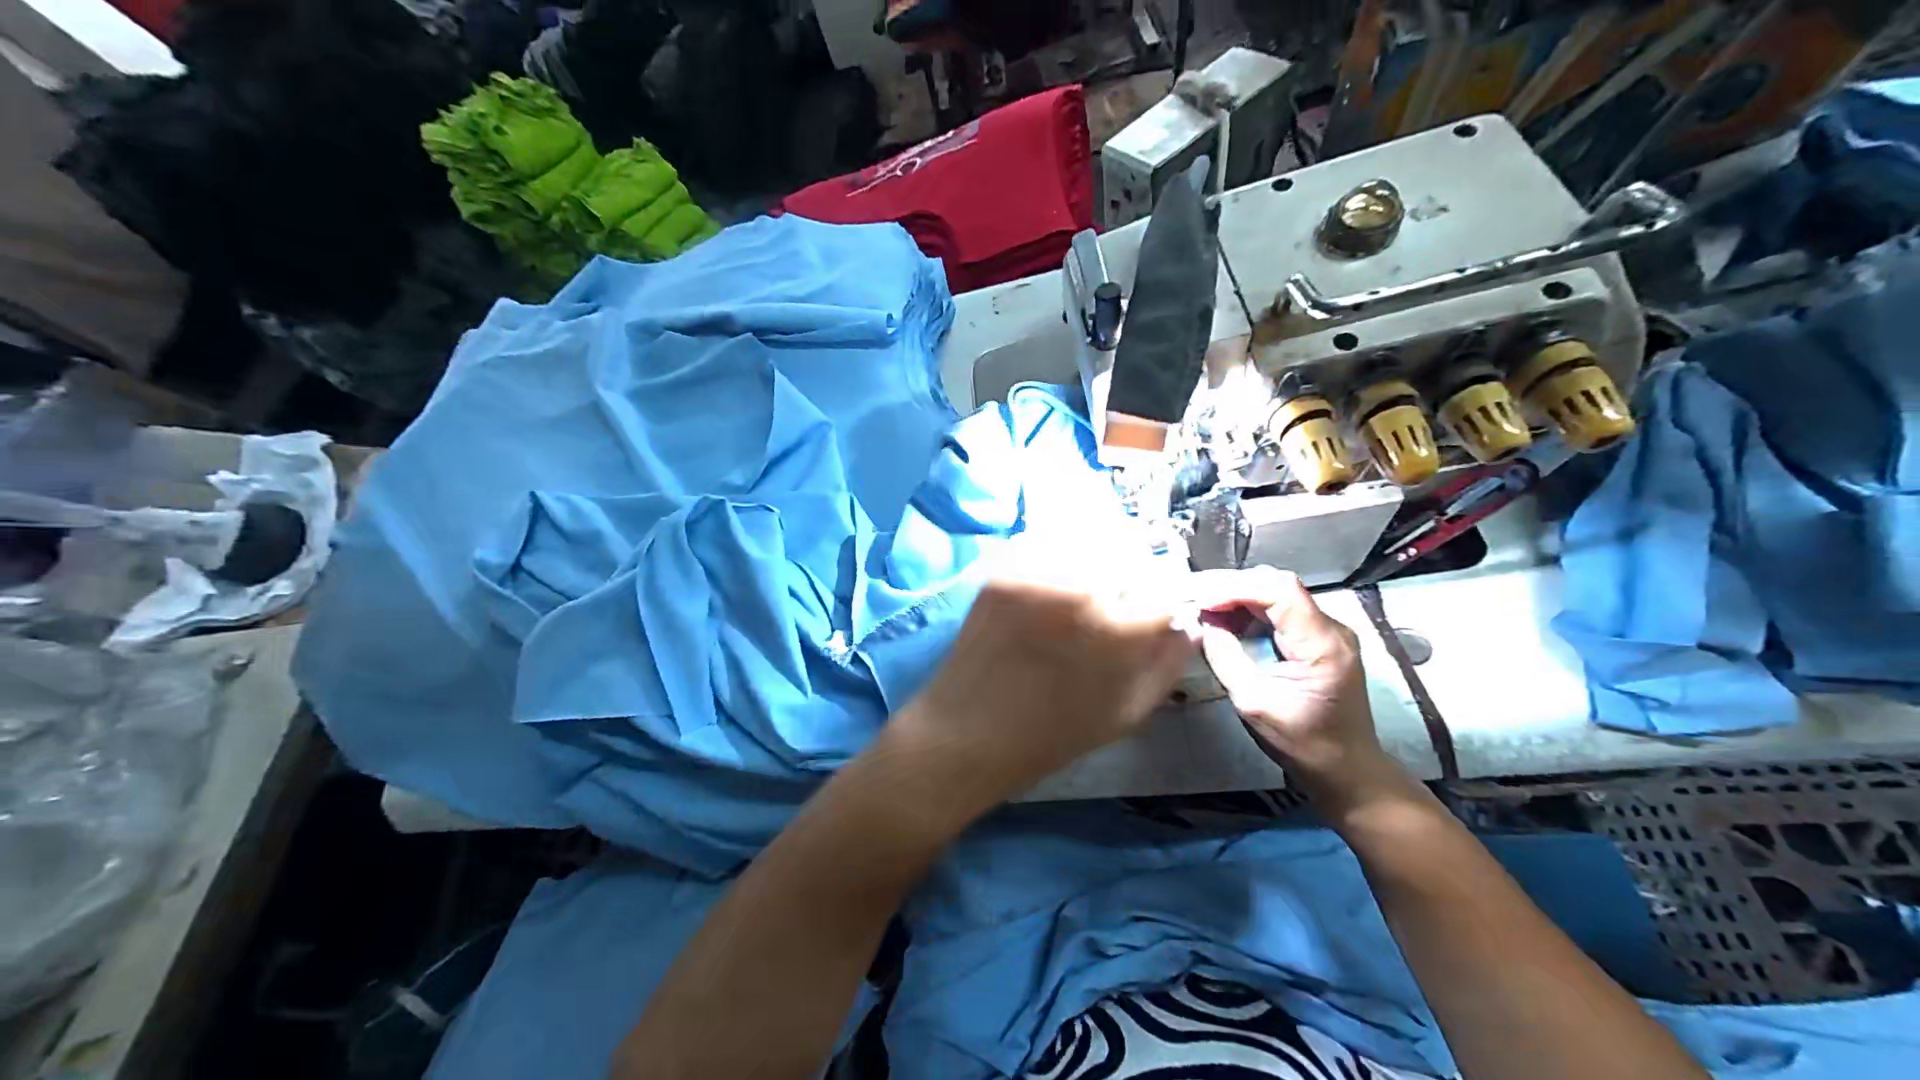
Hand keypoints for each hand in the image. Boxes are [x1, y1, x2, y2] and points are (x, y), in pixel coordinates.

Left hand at [891, 573, 1197, 805]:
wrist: (965, 732)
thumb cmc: (1052, 735)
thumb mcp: (1126, 714)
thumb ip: (1166, 663)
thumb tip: (1188, 622)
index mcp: (1120, 629)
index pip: (1168, 587)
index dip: (1168, 597)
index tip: (1159, 608)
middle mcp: (1082, 589)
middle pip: (1131, 552)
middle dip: (1136, 573)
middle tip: (1123, 598)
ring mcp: (1038, 574)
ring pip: (1089, 540)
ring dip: (1100, 556)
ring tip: (1089, 587)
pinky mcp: (1005, 569)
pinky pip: (1046, 543)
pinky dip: (1058, 554)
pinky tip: (1053, 584)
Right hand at [1193, 568, 1414, 814]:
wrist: (1346, 770)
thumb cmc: (1302, 743)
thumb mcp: (1253, 703)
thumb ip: (1226, 657)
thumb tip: (1203, 623)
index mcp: (1322, 644)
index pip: (1279, 590)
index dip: (1236, 588)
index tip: (1203, 602)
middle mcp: (1332, 628)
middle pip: (1278, 585)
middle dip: (1233, 588)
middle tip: (1197, 600)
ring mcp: (1328, 633)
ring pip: (1278, 594)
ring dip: (1240, 598)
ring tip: (1206, 609)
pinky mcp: (1319, 641)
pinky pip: (1282, 612)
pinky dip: (1251, 612)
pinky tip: (1228, 622)